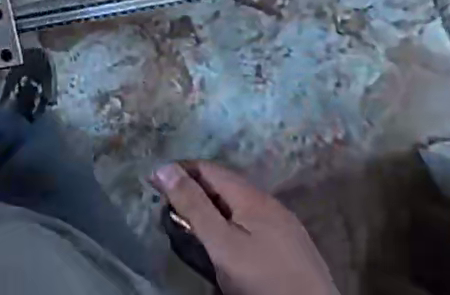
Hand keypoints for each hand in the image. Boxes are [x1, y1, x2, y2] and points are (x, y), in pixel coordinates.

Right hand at [153, 162, 337, 294]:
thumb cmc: (265, 284)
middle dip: (195, 196)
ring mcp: (288, 232)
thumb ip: (192, 205)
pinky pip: (254, 230)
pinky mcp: (295, 256)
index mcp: (254, 198)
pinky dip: (232, 231)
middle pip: (223, 189)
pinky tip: (228, 252)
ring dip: (213, 216)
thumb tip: (163, 167)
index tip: (154, 187)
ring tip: (196, 235)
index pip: (207, 168)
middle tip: (173, 216)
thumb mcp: (221, 245)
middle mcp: (273, 207)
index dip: (178, 173)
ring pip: (239, 210)